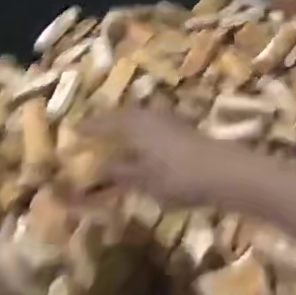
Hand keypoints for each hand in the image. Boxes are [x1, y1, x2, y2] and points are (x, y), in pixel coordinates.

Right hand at [78, 109, 250, 207]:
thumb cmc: (176, 176)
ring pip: (138, 118)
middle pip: (121, 115)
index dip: (88, 127)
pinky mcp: (181, 127)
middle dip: (106, 122)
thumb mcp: (142, 180)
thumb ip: (119, 172)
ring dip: (124, 126)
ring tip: (112, 139)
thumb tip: (97, 166)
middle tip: (90, 132)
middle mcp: (147, 114)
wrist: (222, 171)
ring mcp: (167, 118)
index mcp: (132, 124)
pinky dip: (139, 132)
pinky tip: (139, 146)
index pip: (103, 122)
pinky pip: (150, 124)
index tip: (72, 131)